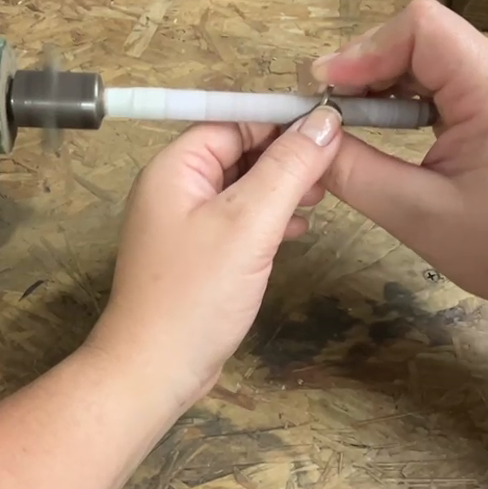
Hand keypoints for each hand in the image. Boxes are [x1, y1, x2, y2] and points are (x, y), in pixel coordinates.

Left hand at [85, 110, 343, 406]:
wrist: (156, 369)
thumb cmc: (196, 294)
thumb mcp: (249, 223)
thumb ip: (288, 168)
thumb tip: (325, 119)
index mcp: (176, 168)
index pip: (233, 121)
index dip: (282, 123)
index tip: (331, 133)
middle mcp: (175, 189)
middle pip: (238, 153)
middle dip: (284, 159)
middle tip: (331, 175)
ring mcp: (184, 225)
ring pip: (241, 190)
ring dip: (281, 191)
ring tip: (320, 201)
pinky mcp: (197, 256)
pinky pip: (237, 223)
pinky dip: (267, 222)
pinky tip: (296, 233)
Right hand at [312, 0, 487, 307]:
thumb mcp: (414, 212)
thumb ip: (352, 170)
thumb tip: (305, 140)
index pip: (420, 27)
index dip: (361, 52)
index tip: (321, 92)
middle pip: (420, 37)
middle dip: (364, 69)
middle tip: (323, 115)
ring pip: (427, 59)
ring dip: (379, 86)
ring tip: (343, 125)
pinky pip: (440, 85)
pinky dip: (401, 102)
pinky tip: (379, 131)